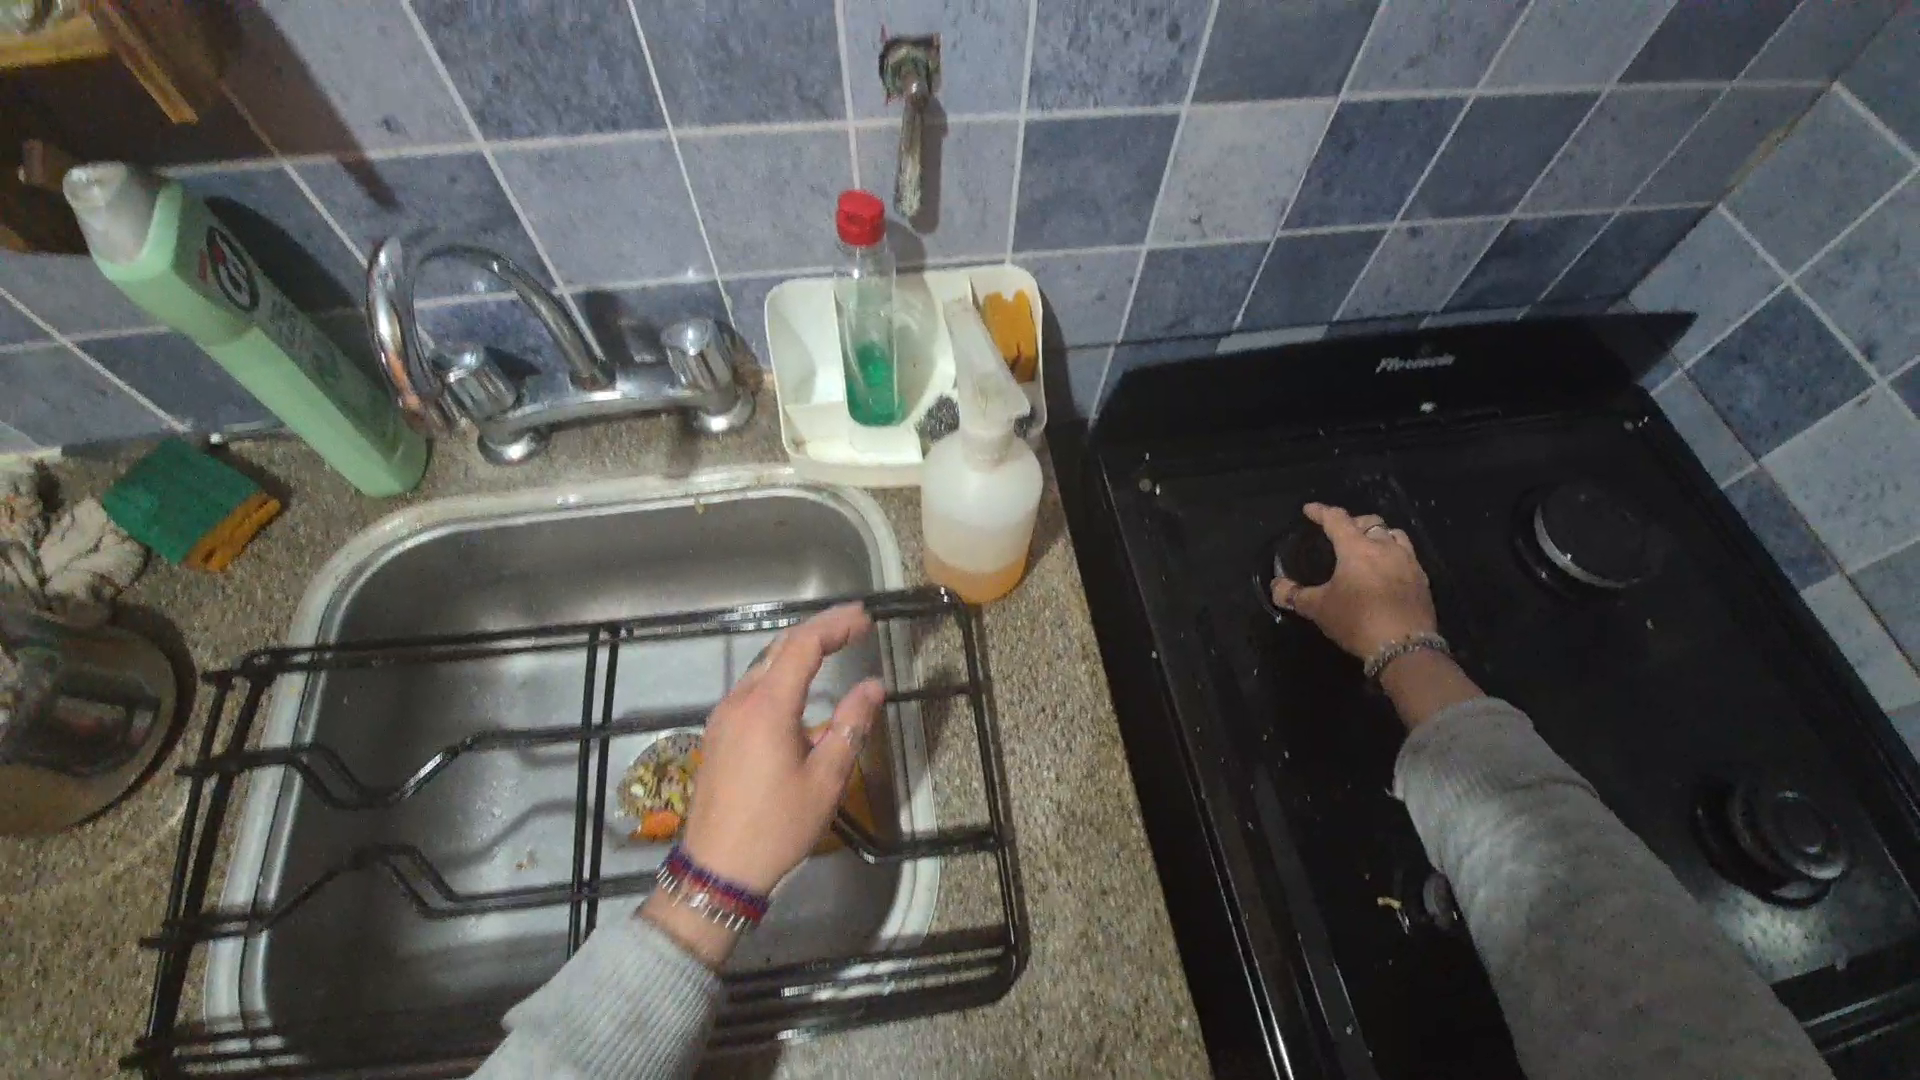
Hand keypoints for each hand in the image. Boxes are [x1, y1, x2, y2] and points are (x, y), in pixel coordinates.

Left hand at [678, 602, 885, 894]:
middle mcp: (740, 701)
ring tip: (833, 644)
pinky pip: (752, 686)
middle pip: (780, 647)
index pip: (803, 646)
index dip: (836, 626)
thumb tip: (873, 687)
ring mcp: (723, 716)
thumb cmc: (777, 826)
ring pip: (763, 665)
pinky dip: (781, 671)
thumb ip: (851, 726)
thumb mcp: (826, 779)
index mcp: (767, 707)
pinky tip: (800, 683)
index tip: (866, 619)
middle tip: (855, 623)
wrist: (716, 869)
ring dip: (798, 649)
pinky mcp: (719, 732)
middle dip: (819, 629)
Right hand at [1272, 502, 1436, 660]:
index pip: (1336, 519)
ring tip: (1368, 546)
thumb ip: (1294, 595)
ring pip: (1395, 534)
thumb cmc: (1356, 620)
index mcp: (1357, 548)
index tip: (1309, 510)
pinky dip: (1394, 554)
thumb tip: (1277, 587)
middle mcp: (1385, 548)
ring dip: (1379, 535)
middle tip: (1340, 532)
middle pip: (1370, 522)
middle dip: (1353, 522)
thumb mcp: (1318, 608)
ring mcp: (1408, 563)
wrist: (1404, 647)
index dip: (1320, 512)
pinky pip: (1408, 556)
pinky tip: (1386, 570)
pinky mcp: (1422, 580)